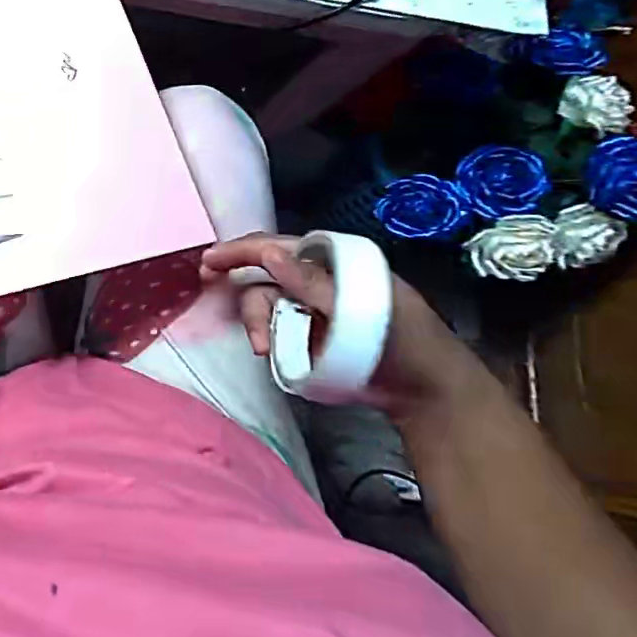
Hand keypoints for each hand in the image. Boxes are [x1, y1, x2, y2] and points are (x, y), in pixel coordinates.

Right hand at [199, 234, 486, 423]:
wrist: (424, 391)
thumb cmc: (404, 338)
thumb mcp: (362, 306)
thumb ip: (314, 283)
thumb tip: (270, 254)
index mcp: (331, 260)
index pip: (279, 246)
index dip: (243, 250)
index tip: (211, 260)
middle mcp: (314, 280)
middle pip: (264, 276)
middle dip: (246, 293)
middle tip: (233, 311)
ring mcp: (309, 309)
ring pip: (264, 305)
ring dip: (257, 322)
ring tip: (265, 349)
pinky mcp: (305, 337)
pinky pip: (273, 329)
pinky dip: (264, 336)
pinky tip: (268, 350)